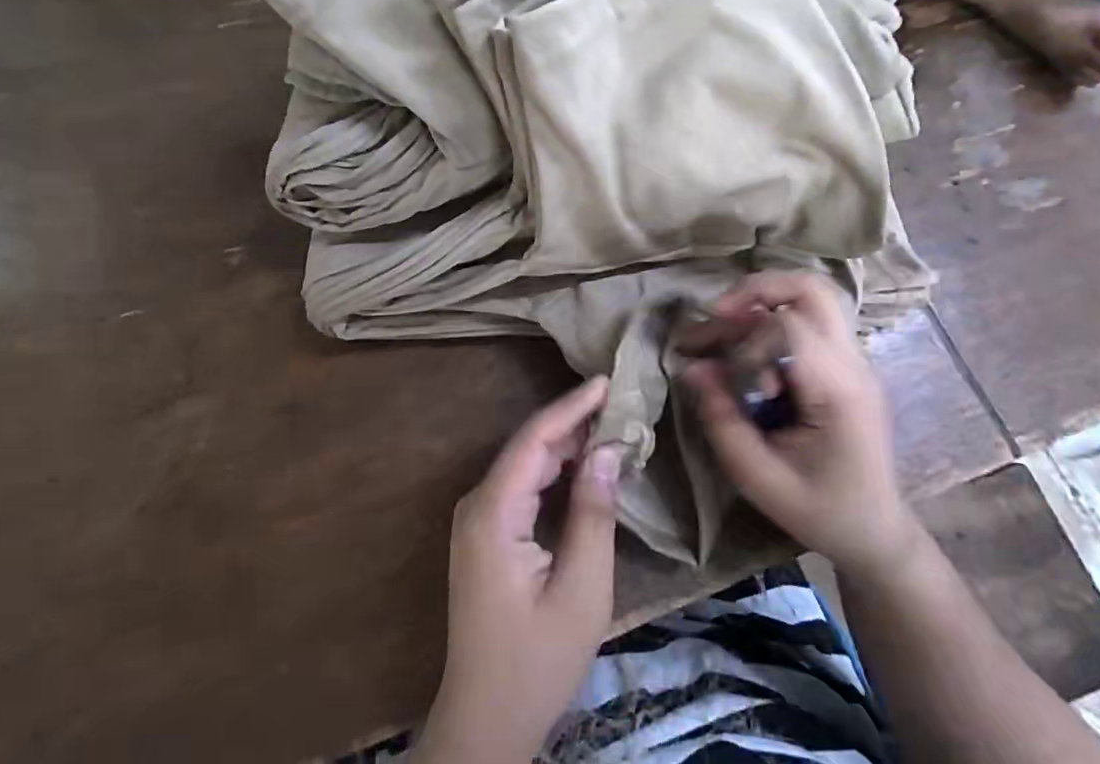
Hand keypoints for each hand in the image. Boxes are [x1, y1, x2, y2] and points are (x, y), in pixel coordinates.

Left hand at [412, 377, 624, 763]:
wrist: (487, 718)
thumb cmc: (538, 658)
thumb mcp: (582, 589)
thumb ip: (594, 514)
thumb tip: (608, 449)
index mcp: (493, 515)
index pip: (534, 441)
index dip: (571, 407)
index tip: (608, 381)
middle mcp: (477, 507)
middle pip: (528, 448)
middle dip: (574, 422)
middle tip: (622, 403)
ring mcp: (478, 522)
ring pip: (526, 465)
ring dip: (567, 445)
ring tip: (612, 425)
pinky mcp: (487, 536)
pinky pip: (523, 488)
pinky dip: (556, 472)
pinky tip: (586, 466)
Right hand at [684, 272, 919, 576]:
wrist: (876, 531)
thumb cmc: (819, 511)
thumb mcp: (758, 477)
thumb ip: (722, 419)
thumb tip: (693, 368)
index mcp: (838, 391)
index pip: (791, 326)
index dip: (748, 340)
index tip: (730, 375)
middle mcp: (854, 363)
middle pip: (811, 289)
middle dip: (757, 289)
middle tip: (718, 314)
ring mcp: (857, 361)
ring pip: (811, 299)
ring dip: (762, 305)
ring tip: (722, 333)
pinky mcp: (849, 366)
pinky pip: (811, 323)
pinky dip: (774, 324)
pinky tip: (748, 354)